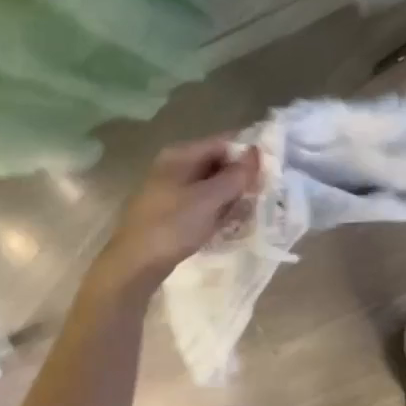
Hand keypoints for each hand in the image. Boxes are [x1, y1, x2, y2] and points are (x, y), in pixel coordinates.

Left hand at [94, 136, 260, 294]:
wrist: (137, 262)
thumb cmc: (174, 226)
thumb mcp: (209, 199)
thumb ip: (235, 176)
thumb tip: (257, 154)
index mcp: (180, 154)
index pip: (222, 143)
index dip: (246, 155)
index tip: (268, 174)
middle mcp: (175, 166)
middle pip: (216, 164)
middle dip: (239, 180)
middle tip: (260, 198)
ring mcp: (172, 190)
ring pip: (210, 186)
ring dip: (230, 198)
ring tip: (246, 215)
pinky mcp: (172, 212)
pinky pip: (202, 204)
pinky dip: (217, 211)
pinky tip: (227, 226)